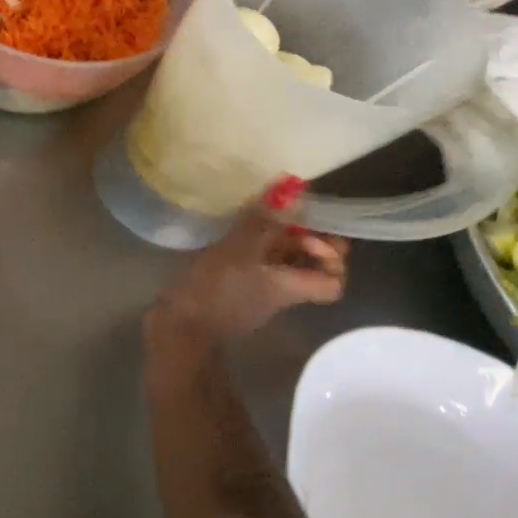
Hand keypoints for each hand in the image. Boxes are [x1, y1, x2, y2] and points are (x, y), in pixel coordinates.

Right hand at [150, 215, 350, 340]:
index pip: (335, 280)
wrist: (182, 324)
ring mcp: (258, 292)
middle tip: (283, 217)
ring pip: (281, 265)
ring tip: (255, 218)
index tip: (307, 234)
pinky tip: (232, 234)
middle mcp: (282, 291)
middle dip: (300, 240)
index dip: (332, 256)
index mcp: (293, 285)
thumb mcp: (239, 249)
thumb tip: (288, 193)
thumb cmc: (216, 288)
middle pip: (308, 268)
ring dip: (275, 242)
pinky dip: (252, 249)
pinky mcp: (234, 290)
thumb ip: (264, 222)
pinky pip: (255, 266)